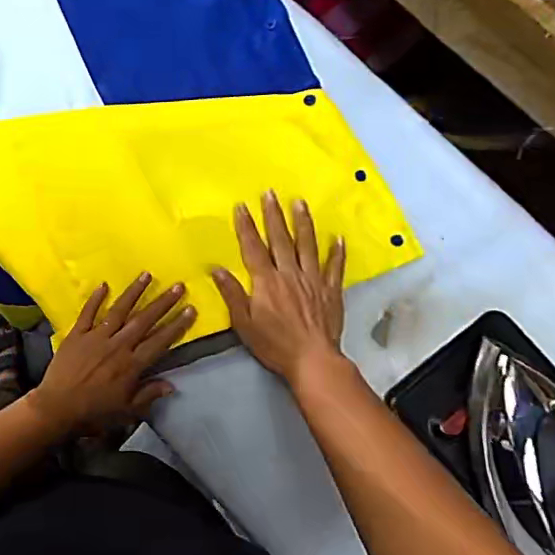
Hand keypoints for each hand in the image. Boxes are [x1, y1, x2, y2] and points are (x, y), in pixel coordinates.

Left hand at [27, 275, 196, 434]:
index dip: (177, 325)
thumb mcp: (127, 411)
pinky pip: (87, 313)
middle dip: (162, 302)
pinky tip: (104, 284)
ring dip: (134, 292)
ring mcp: (96, 337)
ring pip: (119, 310)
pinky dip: (95, 298)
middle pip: (144, 320)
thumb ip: (149, 394)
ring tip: (146, 275)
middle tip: (178, 286)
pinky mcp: (76, 335)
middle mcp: (117, 346)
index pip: (160, 341)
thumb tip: (172, 384)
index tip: (190, 309)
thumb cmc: (94, 413)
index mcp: (132, 364)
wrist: (57, 408)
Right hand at [212, 191, 348, 385]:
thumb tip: (217, 269)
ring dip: (303, 223)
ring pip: (307, 246)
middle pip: (280, 239)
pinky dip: (336, 252)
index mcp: (266, 281)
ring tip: (299, 203)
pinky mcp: (331, 291)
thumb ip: (232, 294)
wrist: (313, 360)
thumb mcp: (244, 322)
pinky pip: (334, 267)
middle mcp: (289, 274)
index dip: (246, 226)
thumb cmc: (274, 344)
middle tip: (270, 193)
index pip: (253, 247)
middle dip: (273, 215)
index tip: (241, 207)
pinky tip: (337, 238)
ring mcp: (313, 281)